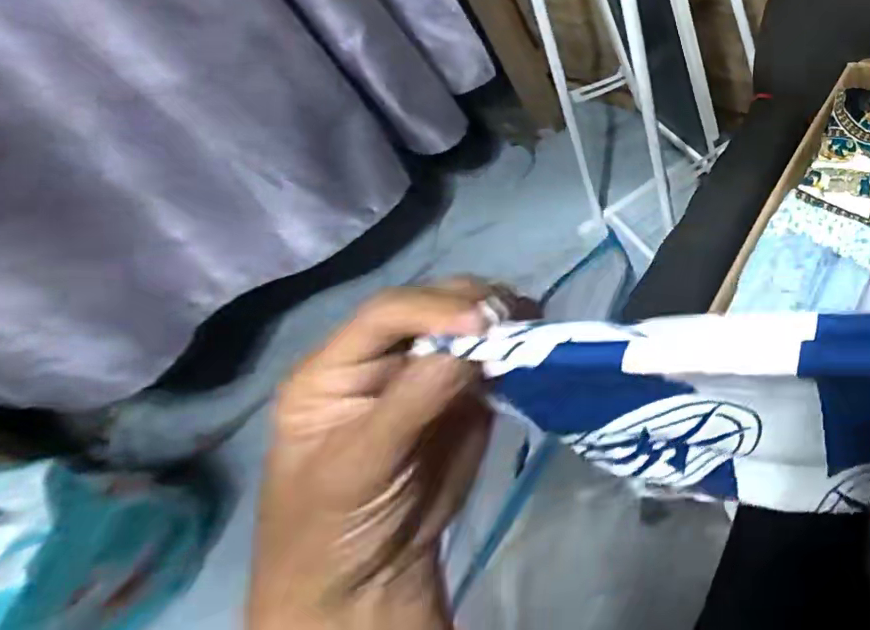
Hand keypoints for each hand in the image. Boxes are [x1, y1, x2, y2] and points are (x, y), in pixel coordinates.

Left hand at [248, 280, 508, 629]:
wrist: (370, 569)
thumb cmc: (336, 523)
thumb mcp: (360, 466)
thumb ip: (412, 400)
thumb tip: (472, 343)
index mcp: (335, 368)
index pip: (388, 312)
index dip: (435, 307)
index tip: (483, 324)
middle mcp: (384, 353)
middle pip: (436, 300)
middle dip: (478, 304)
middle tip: (515, 322)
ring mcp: (429, 364)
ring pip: (473, 312)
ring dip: (506, 314)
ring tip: (529, 331)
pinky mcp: (470, 380)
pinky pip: (499, 343)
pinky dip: (522, 336)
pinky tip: (533, 344)